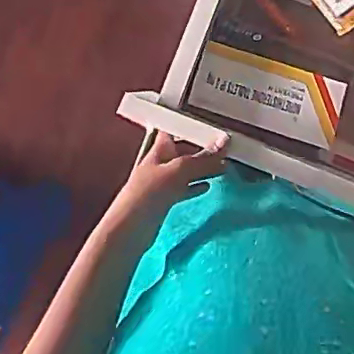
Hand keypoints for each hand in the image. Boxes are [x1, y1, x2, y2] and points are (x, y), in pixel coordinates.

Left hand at [105, 131, 226, 227]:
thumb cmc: (146, 194)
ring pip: (186, 169)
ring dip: (203, 167)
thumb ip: (201, 159)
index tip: (210, 123)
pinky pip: (184, 188)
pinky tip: (207, 185)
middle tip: (223, 146)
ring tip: (222, 164)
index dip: (190, 123)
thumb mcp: (178, 171)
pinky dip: (196, 185)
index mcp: (159, 149)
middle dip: (202, 147)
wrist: (129, 230)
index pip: (175, 128)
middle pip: (184, 149)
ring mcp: (162, 182)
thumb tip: (223, 145)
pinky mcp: (164, 200)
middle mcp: (160, 162)